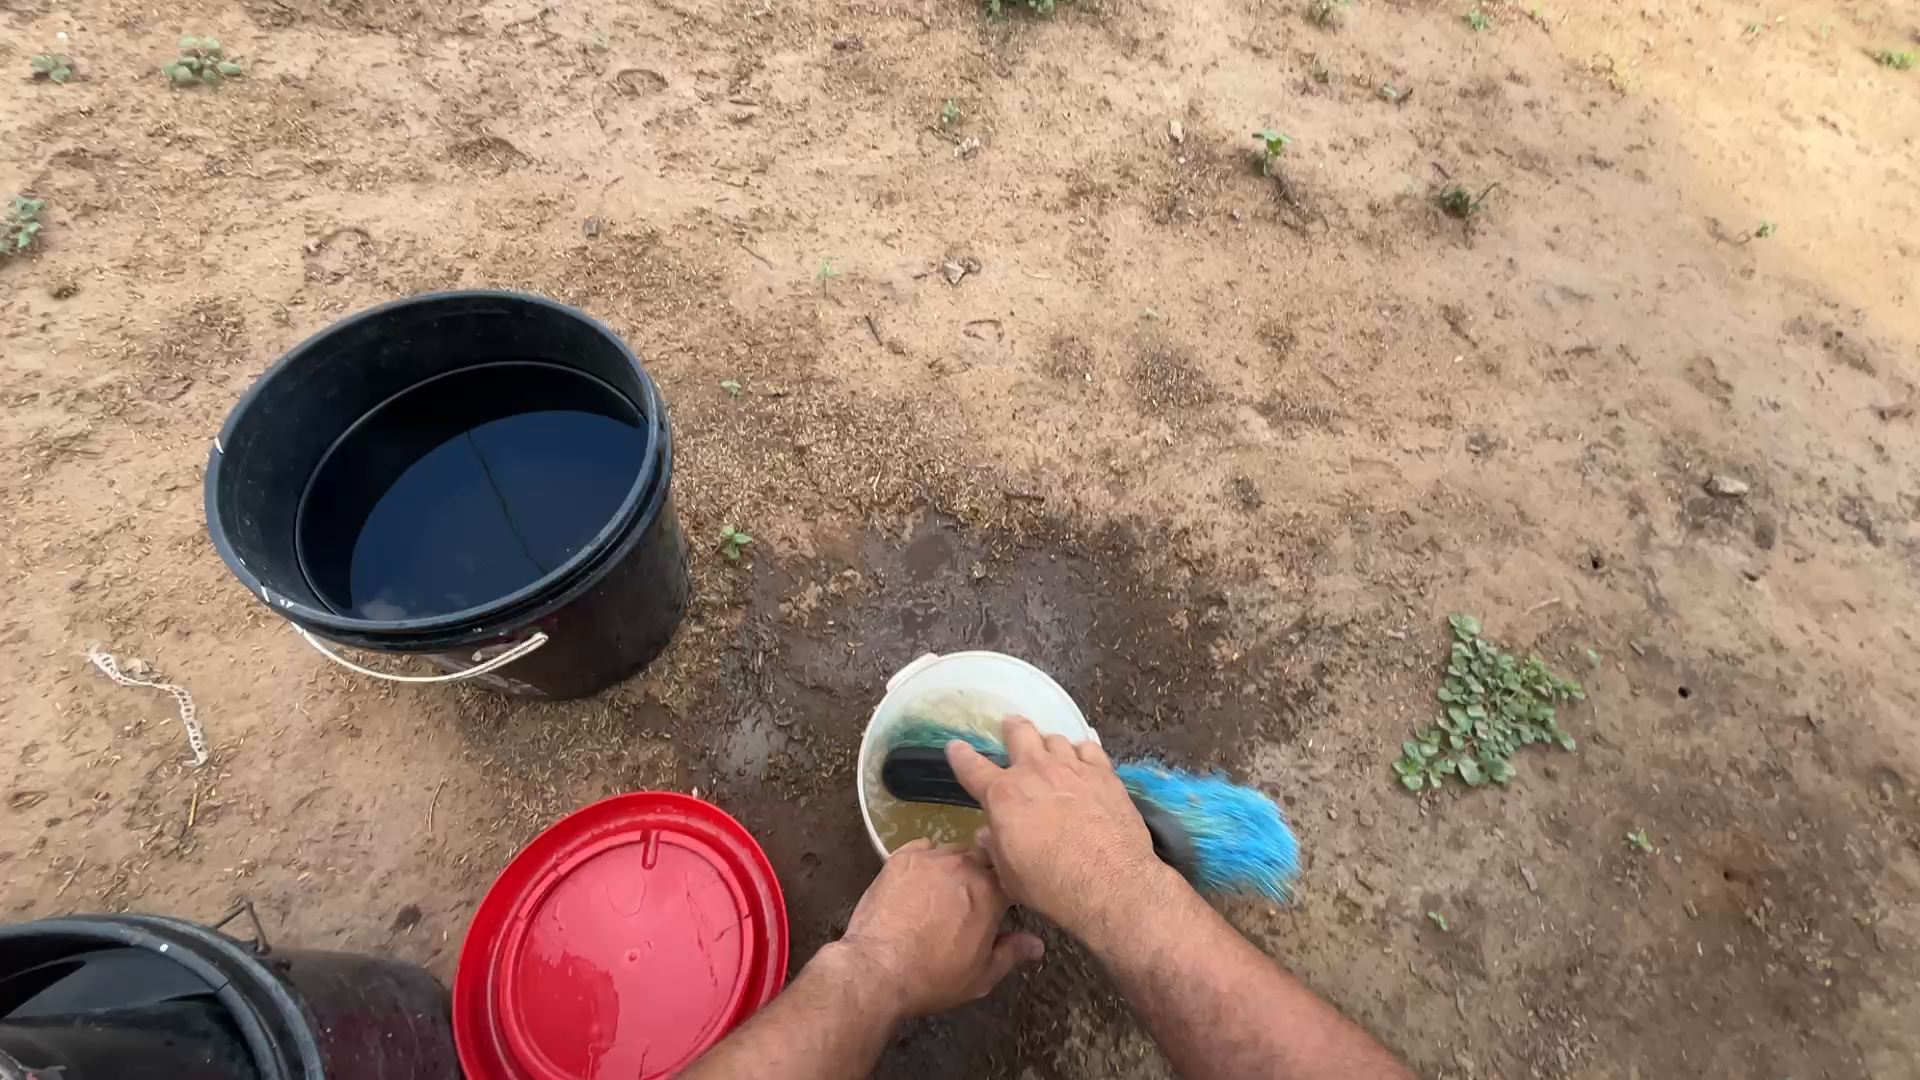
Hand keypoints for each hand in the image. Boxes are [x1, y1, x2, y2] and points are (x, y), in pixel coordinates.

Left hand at [830, 839, 1043, 1017]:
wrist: (877, 967)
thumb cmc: (933, 976)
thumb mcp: (980, 976)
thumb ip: (1011, 953)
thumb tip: (1037, 944)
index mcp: (990, 891)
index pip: (1010, 876)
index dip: (1008, 887)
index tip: (1002, 902)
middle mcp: (964, 864)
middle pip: (984, 856)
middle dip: (983, 872)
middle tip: (971, 898)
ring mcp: (932, 856)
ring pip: (953, 850)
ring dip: (955, 865)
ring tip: (943, 890)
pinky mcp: (902, 856)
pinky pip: (923, 847)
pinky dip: (926, 859)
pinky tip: (919, 881)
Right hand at [945, 716, 1177, 941]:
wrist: (1109, 882)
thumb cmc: (1051, 885)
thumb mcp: (1010, 876)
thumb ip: (995, 848)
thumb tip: (986, 834)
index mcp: (1003, 795)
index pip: (972, 767)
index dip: (960, 755)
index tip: (955, 746)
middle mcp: (1035, 771)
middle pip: (1019, 732)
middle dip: (1012, 727)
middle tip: (1010, 726)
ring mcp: (1071, 767)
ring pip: (1055, 738)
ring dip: (1048, 744)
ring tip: (1050, 751)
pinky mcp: (1102, 773)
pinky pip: (1089, 748)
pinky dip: (1082, 751)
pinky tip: (1084, 759)